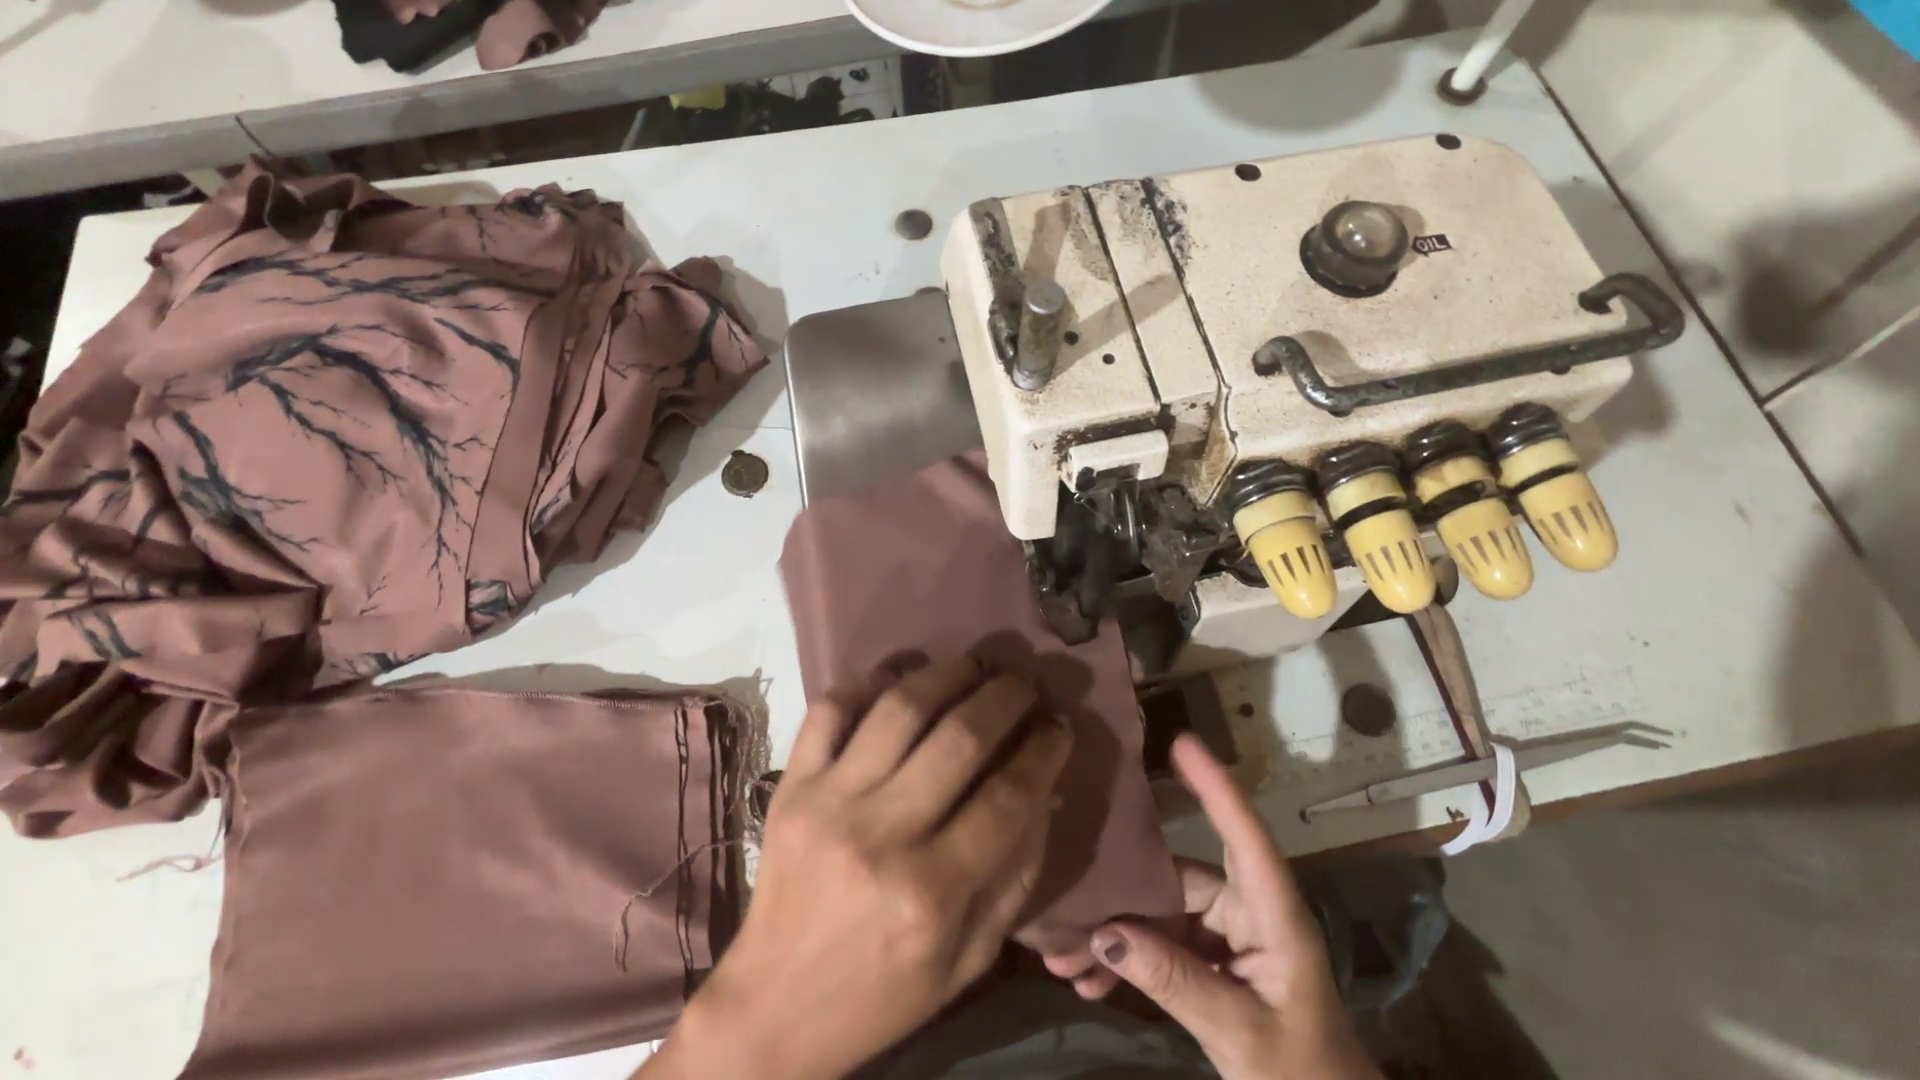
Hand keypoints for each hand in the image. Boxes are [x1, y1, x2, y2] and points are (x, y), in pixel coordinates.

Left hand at [644, 656, 1073, 1079]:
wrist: (773, 1008)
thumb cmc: (883, 994)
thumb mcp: (970, 957)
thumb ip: (1016, 874)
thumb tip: (1044, 792)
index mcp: (934, 891)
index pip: (1010, 794)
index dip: (1045, 750)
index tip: (1059, 727)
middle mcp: (882, 835)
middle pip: (961, 736)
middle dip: (1006, 699)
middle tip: (1025, 687)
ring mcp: (828, 803)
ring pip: (899, 708)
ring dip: (947, 674)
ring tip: (974, 668)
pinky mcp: (789, 788)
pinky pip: (828, 711)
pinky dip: (866, 683)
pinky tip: (898, 678)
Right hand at [1039, 735, 1380, 1079]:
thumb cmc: (1303, 1075)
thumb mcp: (1239, 1032)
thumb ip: (1174, 980)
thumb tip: (1104, 932)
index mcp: (1274, 916)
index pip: (1247, 838)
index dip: (1216, 789)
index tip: (1182, 744)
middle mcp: (1247, 914)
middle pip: (1176, 882)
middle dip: (1119, 899)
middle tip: (1062, 915)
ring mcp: (1226, 940)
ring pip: (1157, 917)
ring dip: (1112, 936)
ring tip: (1059, 961)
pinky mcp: (1209, 967)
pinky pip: (1158, 949)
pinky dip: (1124, 962)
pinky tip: (1085, 982)